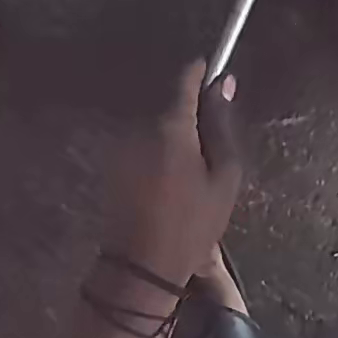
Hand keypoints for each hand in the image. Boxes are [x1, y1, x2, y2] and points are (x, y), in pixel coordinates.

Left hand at [103, 61, 242, 285]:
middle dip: (190, 118)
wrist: (143, 265)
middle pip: (169, 107)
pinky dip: (157, 156)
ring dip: (172, 139)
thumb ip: (222, 126)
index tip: (213, 73)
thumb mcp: (224, 177)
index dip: (201, 74)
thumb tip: (224, 84)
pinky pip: (142, 148)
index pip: (184, 81)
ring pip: (155, 129)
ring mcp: (121, 147)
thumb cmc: (193, 223)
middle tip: (210, 151)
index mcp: (170, 127)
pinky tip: (169, 185)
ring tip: (190, 176)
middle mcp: (139, 128)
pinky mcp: (113, 166)